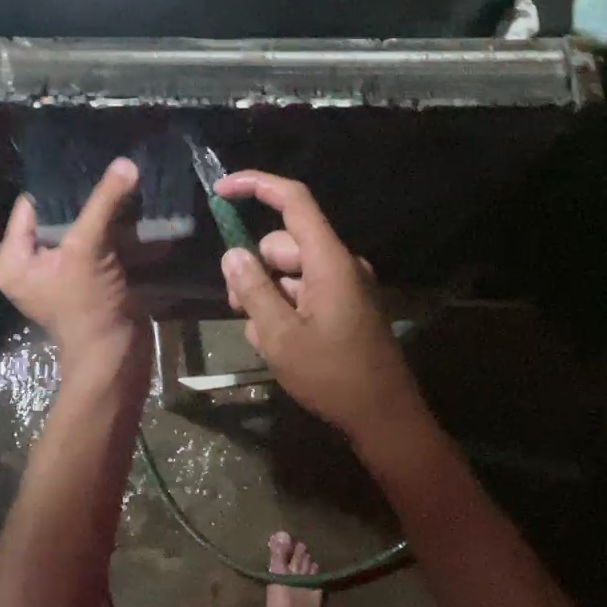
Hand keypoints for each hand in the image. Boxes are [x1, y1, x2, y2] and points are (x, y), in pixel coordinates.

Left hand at [0, 157, 145, 376]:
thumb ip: (104, 204)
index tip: (80, 160)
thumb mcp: (89, 248)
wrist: (116, 357)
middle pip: (55, 216)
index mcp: (13, 260)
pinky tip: (132, 206)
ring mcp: (60, 273)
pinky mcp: (86, 279)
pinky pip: (96, 244)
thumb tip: (125, 163)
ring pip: (79, 228)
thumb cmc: (88, 305)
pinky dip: (112, 229)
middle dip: (82, 196)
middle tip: (106, 166)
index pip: (29, 207)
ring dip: (101, 211)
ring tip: (122, 179)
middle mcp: (31, 265)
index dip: (55, 186)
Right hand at [215, 171, 419, 439]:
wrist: (385, 420)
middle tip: (236, 307)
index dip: (256, 186)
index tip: (221, 190)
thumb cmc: (333, 376)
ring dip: (267, 297)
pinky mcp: (346, 307)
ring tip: (264, 339)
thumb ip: (253, 290)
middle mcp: (340, 265)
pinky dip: (285, 310)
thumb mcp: (280, 336)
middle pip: (283, 245)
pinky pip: (304, 293)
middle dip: (253, 269)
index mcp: (330, 261)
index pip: (294, 201)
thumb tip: (233, 254)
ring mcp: (345, 286)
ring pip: (288, 273)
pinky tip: (281, 346)